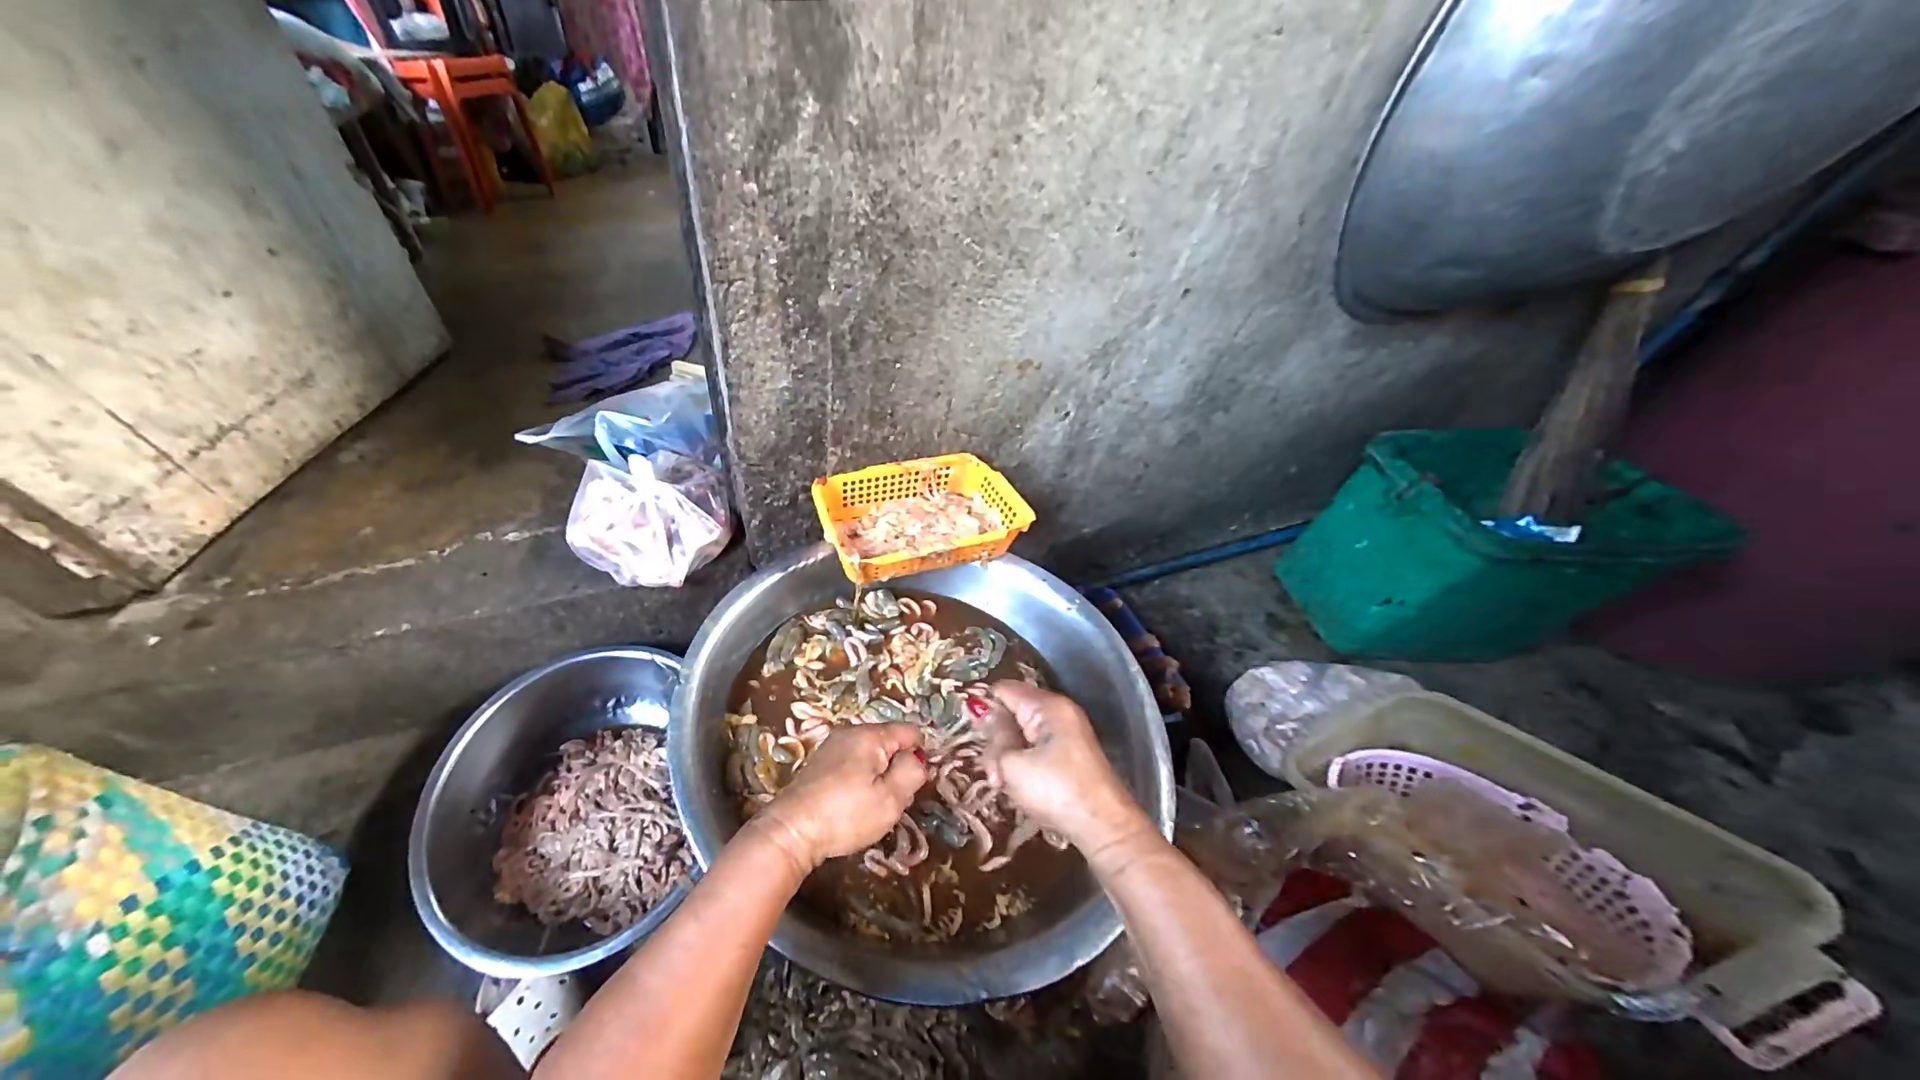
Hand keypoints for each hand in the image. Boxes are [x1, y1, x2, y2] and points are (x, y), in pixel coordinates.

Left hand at [755, 722, 926, 870]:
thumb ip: (912, 772)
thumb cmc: (845, 814)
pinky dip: (860, 782)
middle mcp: (850, 732)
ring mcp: (832, 747)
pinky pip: (853, 765)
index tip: (915, 785)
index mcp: (870, 735)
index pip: (911, 732)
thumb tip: (915, 758)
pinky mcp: (819, 765)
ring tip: (872, 808)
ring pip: (871, 756)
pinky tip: (852, 807)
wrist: (790, 831)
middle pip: (890, 743)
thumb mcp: (891, 798)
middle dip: (898, 769)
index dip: (921, 756)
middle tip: (893, 801)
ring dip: (879, 778)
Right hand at [980, 683, 1155, 852]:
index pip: (1004, 689)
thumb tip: (982, 712)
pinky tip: (1020, 788)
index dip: (982, 707)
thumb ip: (995, 737)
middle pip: (1013, 712)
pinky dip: (1024, 764)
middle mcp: (1060, 711)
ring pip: (1023, 734)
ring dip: (1008, 758)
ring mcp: (1068, 732)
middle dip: (996, 740)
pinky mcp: (1071, 754)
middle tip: (994, 774)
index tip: (970, 734)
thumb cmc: (1056, 792)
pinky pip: (1037, 748)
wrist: (1105, 827)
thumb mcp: (1013, 766)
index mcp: (1047, 705)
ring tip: (1004, 785)